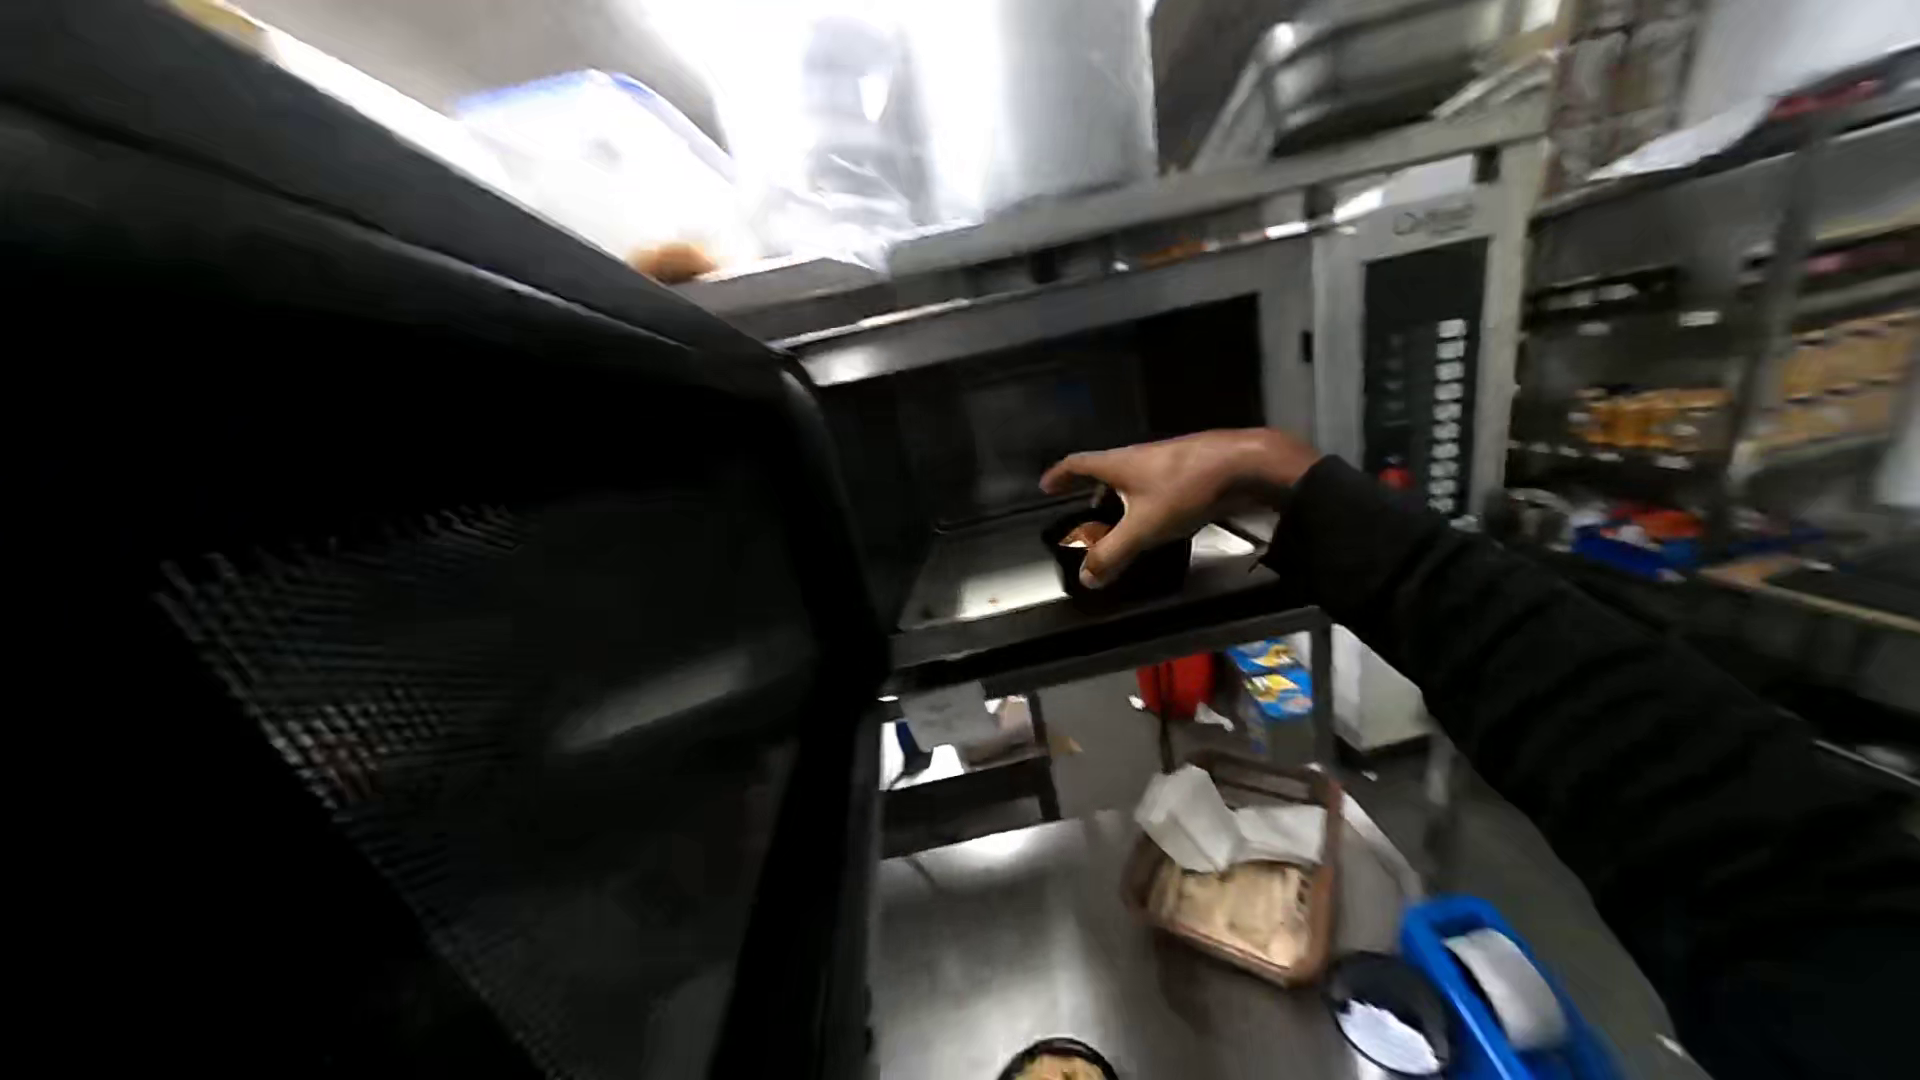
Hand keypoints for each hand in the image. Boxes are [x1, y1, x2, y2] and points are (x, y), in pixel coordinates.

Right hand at [1039, 428, 1321, 587]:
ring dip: (1118, 496)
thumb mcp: (1144, 527)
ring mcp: (1166, 460)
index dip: (1060, 475)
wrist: (1245, 465)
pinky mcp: (1190, 469)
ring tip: (1119, 520)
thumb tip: (1086, 578)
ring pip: (1132, 477)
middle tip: (1084, 512)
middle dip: (1090, 490)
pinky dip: (1144, 500)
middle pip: (1104, 470)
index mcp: (1118, 464)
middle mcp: (1138, 457)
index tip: (1046, 486)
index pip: (1078, 464)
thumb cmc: (1185, 489)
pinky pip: (1154, 484)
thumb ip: (1113, 553)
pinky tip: (1156, 518)